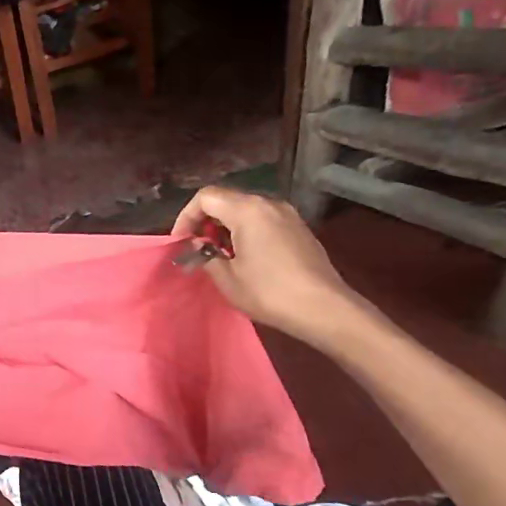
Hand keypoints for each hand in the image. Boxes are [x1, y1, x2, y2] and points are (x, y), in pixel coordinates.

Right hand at [171, 187, 369, 345]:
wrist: (323, 307)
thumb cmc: (270, 293)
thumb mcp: (229, 280)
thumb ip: (206, 257)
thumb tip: (199, 246)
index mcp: (247, 210)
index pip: (206, 197)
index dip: (187, 217)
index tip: (181, 242)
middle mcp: (268, 203)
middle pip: (227, 200)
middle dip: (207, 222)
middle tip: (199, 250)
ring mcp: (288, 214)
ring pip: (247, 210)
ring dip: (229, 228)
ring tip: (223, 257)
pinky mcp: (300, 228)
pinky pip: (265, 221)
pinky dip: (249, 232)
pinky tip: (250, 259)